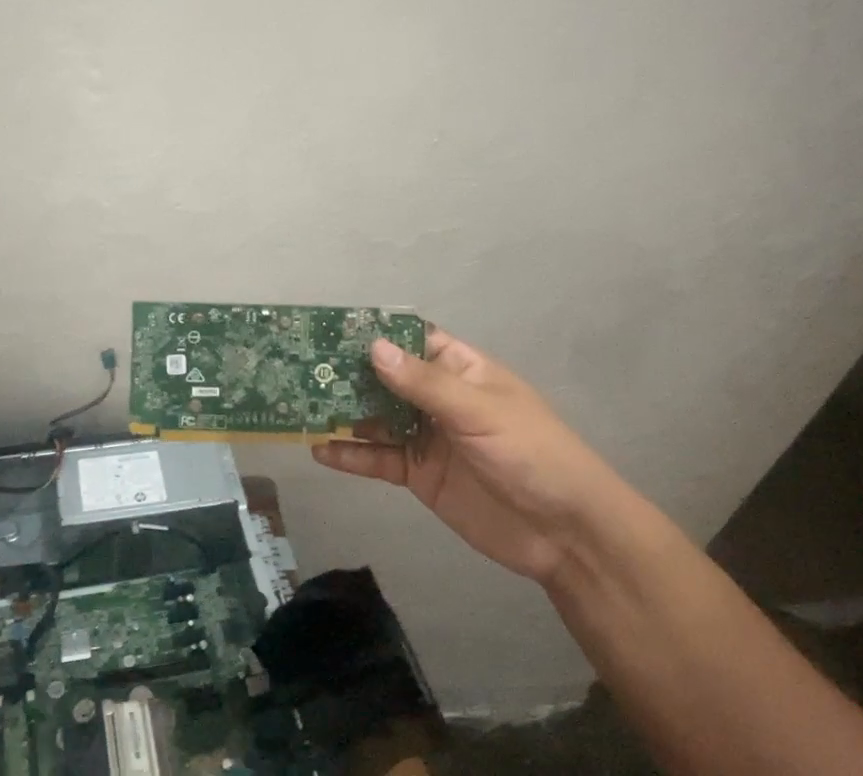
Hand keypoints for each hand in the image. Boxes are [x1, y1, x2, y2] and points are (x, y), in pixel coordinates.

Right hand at [313, 327, 630, 583]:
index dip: (374, 334)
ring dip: (342, 414)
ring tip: (298, 407)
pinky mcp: (420, 476)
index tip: (327, 330)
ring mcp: (427, 438)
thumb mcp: (479, 412)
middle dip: (347, 375)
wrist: (564, 533)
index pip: (411, 341)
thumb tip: (373, 348)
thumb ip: (425, 384)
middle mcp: (439, 400)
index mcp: (462, 371)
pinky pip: (378, 459)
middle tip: (298, 370)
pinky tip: (319, 451)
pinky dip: (350, 455)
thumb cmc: (532, 455)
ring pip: (376, 419)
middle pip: (385, 380)